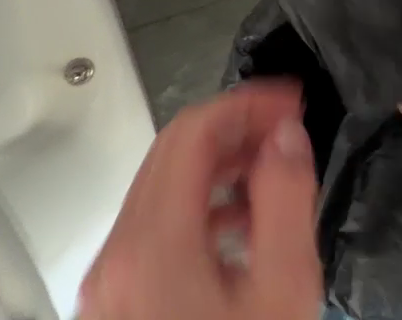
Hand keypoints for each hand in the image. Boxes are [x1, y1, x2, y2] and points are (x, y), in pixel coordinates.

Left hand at [81, 82, 322, 319]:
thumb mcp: (284, 284)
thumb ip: (287, 195)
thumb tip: (284, 135)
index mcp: (153, 247)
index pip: (193, 132)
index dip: (249, 102)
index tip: (294, 101)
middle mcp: (115, 258)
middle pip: (172, 151)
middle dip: (238, 126)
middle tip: (290, 127)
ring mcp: (107, 283)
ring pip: (163, 184)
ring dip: (222, 161)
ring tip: (275, 169)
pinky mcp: (114, 301)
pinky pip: (155, 222)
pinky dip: (202, 199)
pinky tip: (243, 219)